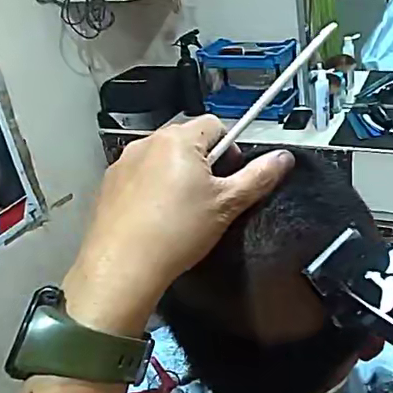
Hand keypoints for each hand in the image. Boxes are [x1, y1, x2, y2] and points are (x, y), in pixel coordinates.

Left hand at [61, 118, 292, 335]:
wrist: (124, 267)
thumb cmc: (174, 233)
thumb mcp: (229, 204)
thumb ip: (260, 176)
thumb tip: (283, 158)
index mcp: (179, 140)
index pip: (216, 125)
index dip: (231, 149)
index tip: (232, 176)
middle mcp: (147, 143)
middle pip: (189, 140)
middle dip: (204, 162)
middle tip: (213, 198)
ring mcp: (124, 163)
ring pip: (163, 159)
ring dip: (178, 175)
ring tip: (185, 212)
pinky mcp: (110, 185)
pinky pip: (141, 177)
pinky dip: (154, 190)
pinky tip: (160, 219)